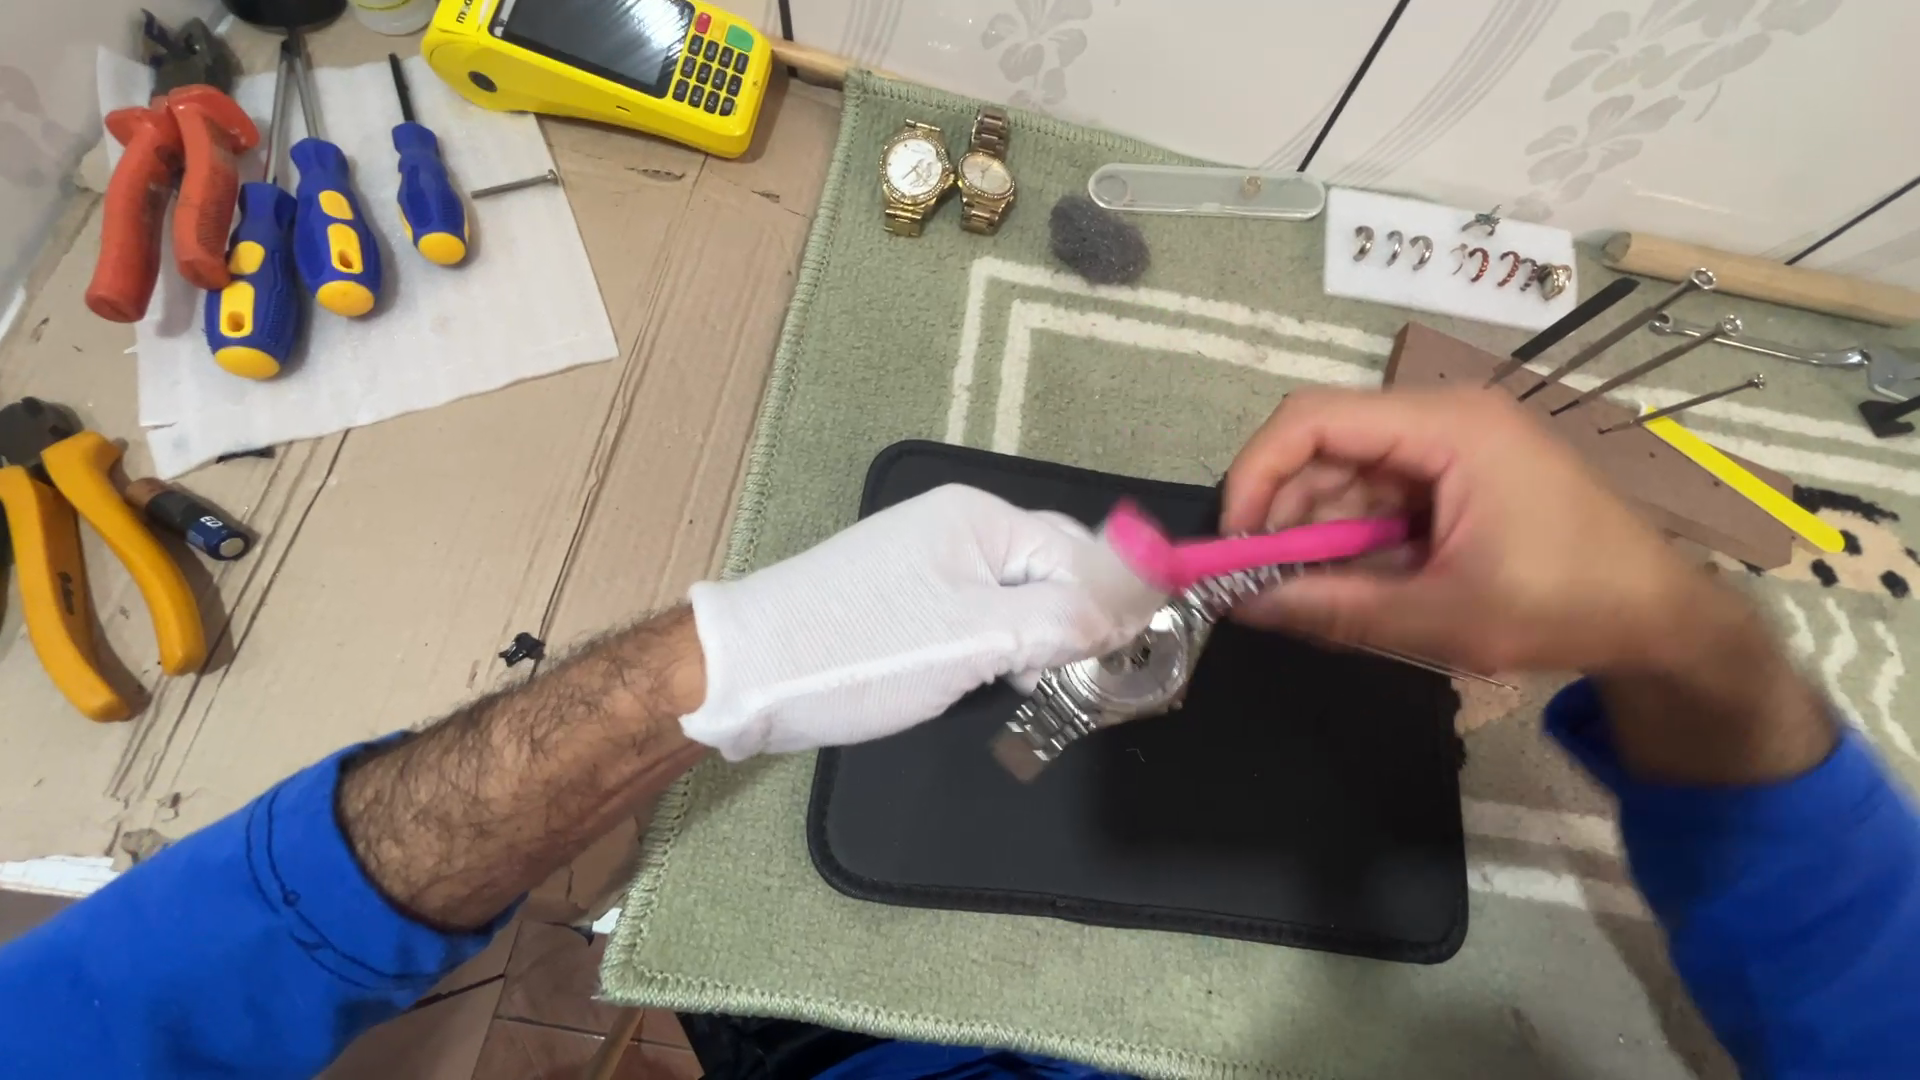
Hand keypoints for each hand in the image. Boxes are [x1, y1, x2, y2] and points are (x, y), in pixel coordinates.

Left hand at [682, 484, 1166, 759]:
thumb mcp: (970, 638)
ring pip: (1018, 596)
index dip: (1111, 606)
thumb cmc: (860, 650)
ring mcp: (932, 562)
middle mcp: (960, 528)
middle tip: (1080, 680)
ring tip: (1036, 683)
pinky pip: (981, 613)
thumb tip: (1127, 614)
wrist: (746, 673)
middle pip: (1051, 569)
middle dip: (1075, 622)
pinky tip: (1001, 675)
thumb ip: (1059, 622)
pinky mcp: (912, 598)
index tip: (1124, 664)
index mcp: (979, 519)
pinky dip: (1002, 644)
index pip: (1079, 552)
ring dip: (1039, 638)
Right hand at [1223, 387, 1831, 782]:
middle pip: (1320, 447)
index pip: (1313, 419)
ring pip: (1337, 476)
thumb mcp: (1440, 617)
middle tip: (1261, 579)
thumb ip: (1333, 608)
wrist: (1664, 621)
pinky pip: (1367, 497)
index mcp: (1448, 427)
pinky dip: (1342, 539)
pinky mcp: (1445, 475)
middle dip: (1281, 513)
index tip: (1234, 540)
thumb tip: (1241, 605)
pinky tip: (1344, 580)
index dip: (1256, 472)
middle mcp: (1440, 419)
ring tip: (1306, 590)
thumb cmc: (1566, 607)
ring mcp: (1444, 446)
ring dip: (1310, 532)